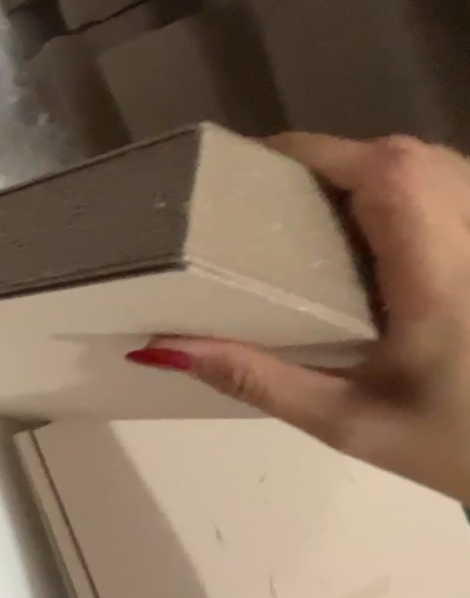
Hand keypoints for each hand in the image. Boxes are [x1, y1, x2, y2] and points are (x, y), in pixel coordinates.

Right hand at [127, 134, 469, 499]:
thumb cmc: (468, 445)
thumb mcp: (351, 423)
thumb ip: (256, 379)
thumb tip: (159, 345)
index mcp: (444, 279)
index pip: (391, 174)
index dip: (319, 152)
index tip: (249, 163)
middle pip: (418, 161)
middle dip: (338, 161)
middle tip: (268, 195)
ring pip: (447, 172)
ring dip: (376, 176)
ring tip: (310, 214)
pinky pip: (460, 199)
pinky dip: (410, 197)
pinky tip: (372, 240)